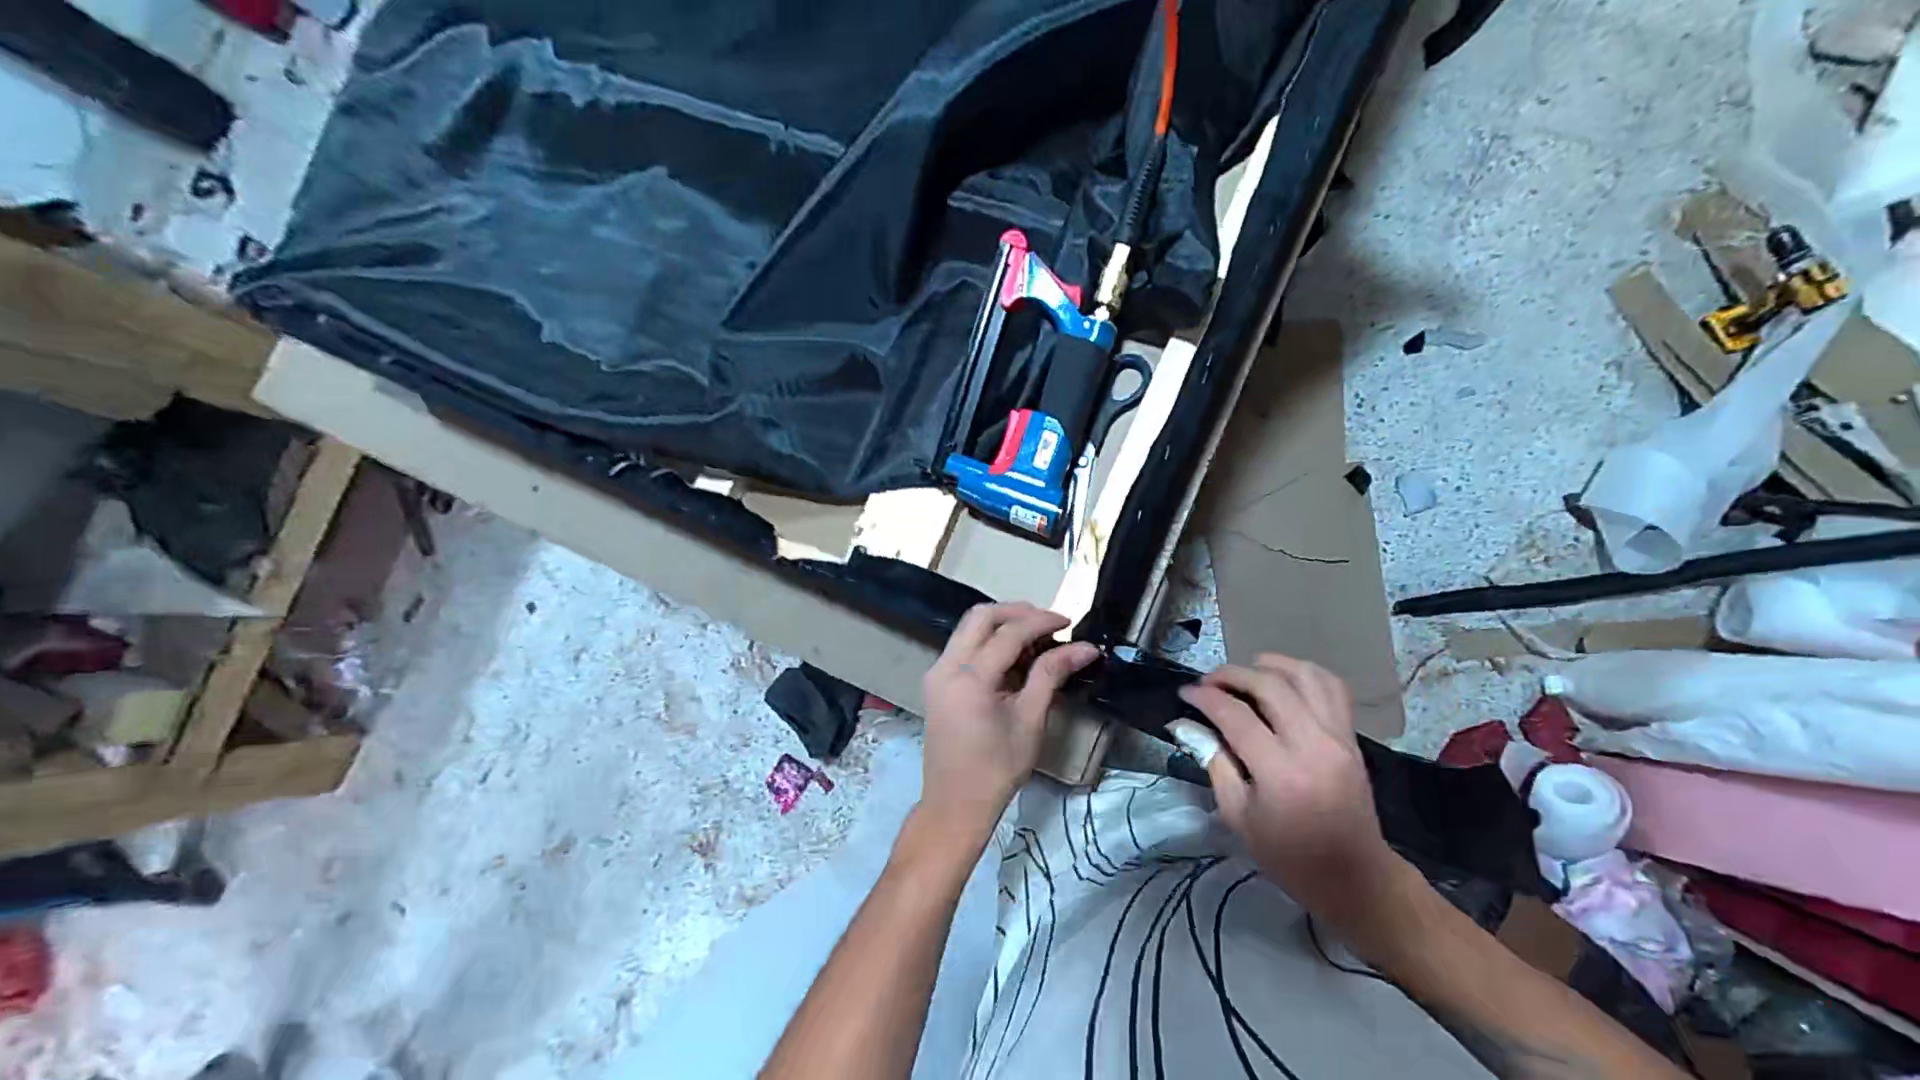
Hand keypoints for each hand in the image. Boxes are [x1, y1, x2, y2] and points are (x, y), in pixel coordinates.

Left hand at [918, 602, 1098, 844]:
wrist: (956, 803)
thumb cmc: (998, 768)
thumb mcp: (1031, 720)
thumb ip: (1051, 675)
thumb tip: (1085, 648)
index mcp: (969, 678)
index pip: (1008, 633)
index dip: (1041, 621)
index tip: (1069, 622)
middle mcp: (946, 666)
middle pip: (981, 617)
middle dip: (1017, 612)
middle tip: (1049, 623)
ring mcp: (937, 673)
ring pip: (969, 628)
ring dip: (1002, 624)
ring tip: (1036, 638)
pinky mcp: (937, 682)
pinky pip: (963, 646)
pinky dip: (988, 641)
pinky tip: (1013, 656)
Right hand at [1179, 654, 1402, 924]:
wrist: (1354, 877)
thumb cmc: (1289, 856)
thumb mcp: (1238, 817)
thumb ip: (1215, 764)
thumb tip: (1191, 725)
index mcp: (1281, 772)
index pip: (1235, 715)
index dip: (1204, 697)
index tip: (1185, 693)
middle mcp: (1313, 745)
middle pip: (1269, 685)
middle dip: (1231, 674)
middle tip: (1209, 682)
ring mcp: (1338, 737)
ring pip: (1306, 677)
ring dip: (1271, 665)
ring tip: (1247, 671)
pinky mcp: (1351, 737)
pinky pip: (1333, 689)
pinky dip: (1306, 674)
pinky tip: (1284, 680)